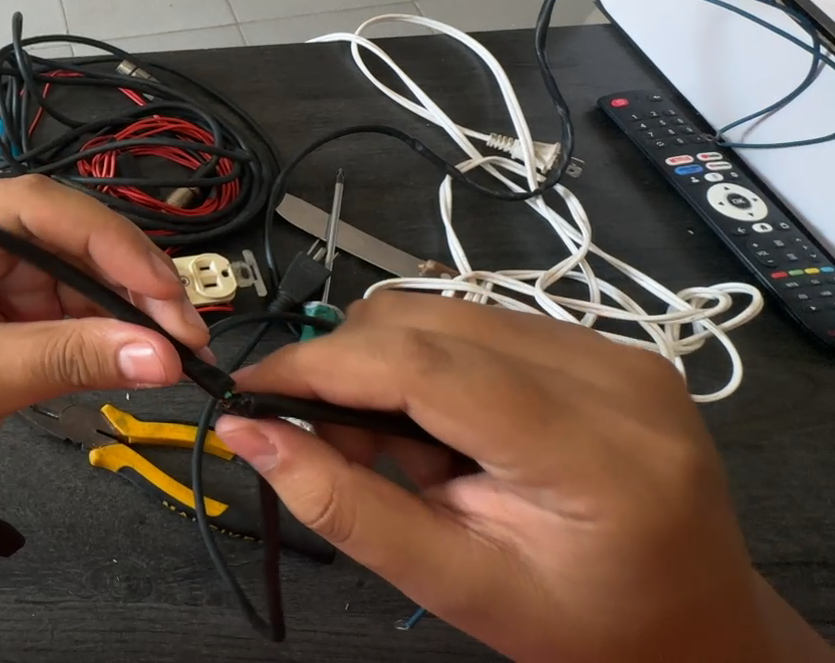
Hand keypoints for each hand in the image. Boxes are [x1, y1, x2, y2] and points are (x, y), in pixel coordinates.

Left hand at [0, 176, 210, 477]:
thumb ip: (66, 358)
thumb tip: (164, 355)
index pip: (35, 205)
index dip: (105, 239)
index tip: (160, 288)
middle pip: (68, 230)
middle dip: (129, 274)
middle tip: (184, 328)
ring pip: (83, 264)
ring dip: (131, 302)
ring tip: (178, 347)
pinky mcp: (16, 296)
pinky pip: (77, 298)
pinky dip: (113, 324)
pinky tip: (144, 349)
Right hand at [214, 292, 822, 662]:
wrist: (695, 626)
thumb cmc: (577, 623)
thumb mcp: (448, 583)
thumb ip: (338, 504)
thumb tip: (241, 430)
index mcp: (596, 454)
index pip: (420, 367)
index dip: (316, 366)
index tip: (248, 390)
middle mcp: (609, 376)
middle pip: (413, 324)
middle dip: (341, 371)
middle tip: (334, 444)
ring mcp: (606, 348)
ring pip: (422, 311)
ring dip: (374, 364)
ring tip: (393, 443)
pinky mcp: (589, 339)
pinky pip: (453, 318)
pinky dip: (411, 360)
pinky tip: (432, 419)